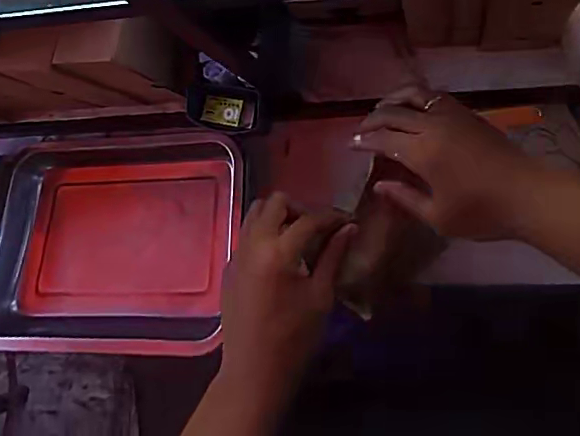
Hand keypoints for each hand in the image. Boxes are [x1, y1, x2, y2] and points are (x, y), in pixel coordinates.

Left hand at [217, 192, 354, 395]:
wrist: (252, 376)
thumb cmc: (293, 339)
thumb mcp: (320, 296)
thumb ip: (333, 256)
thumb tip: (350, 227)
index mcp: (278, 252)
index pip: (309, 219)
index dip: (331, 216)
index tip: (347, 220)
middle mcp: (253, 245)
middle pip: (276, 202)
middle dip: (300, 208)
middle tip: (316, 227)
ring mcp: (237, 256)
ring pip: (255, 213)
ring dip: (278, 216)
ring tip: (296, 236)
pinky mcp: (229, 269)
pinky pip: (246, 235)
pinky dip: (263, 233)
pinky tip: (278, 255)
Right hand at [351, 87, 559, 240]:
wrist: (526, 192)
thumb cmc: (481, 212)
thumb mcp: (438, 216)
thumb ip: (405, 197)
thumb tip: (380, 183)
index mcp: (422, 150)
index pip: (384, 138)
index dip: (364, 140)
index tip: (350, 144)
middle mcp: (434, 125)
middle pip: (394, 112)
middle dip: (373, 119)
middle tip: (361, 130)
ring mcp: (452, 114)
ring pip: (415, 95)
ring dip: (394, 99)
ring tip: (384, 109)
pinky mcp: (468, 113)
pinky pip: (435, 96)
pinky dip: (417, 97)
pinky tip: (414, 108)